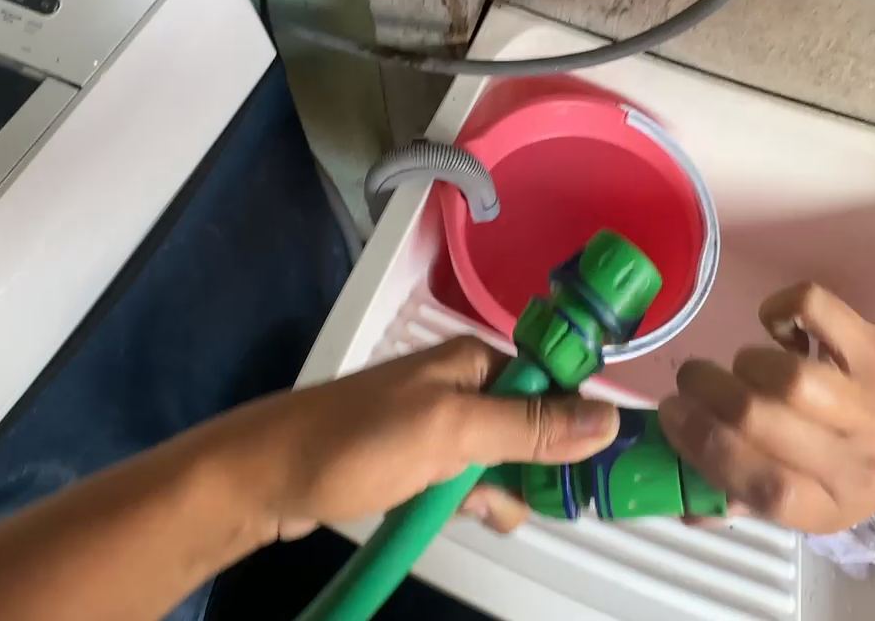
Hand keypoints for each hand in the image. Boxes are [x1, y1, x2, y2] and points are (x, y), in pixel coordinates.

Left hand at [204, 336, 620, 538]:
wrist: (266, 477)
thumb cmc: (360, 444)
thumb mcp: (452, 432)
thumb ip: (528, 426)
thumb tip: (608, 418)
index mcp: (477, 362)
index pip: (552, 383)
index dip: (575, 423)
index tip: (590, 471)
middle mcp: (465, 384)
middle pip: (532, 422)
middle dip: (535, 464)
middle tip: (522, 498)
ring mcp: (441, 421)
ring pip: (503, 455)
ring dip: (502, 487)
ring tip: (479, 508)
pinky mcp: (421, 455)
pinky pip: (469, 475)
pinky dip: (472, 497)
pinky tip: (459, 511)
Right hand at [658, 283, 874, 533]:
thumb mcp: (822, 497)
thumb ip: (755, 497)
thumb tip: (684, 504)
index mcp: (828, 505)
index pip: (751, 484)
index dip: (698, 444)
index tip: (670, 410)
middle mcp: (849, 459)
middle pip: (755, 420)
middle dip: (705, 390)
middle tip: (692, 377)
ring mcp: (866, 399)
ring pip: (785, 375)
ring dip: (748, 361)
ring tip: (748, 361)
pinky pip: (816, 310)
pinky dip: (782, 307)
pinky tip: (778, 321)